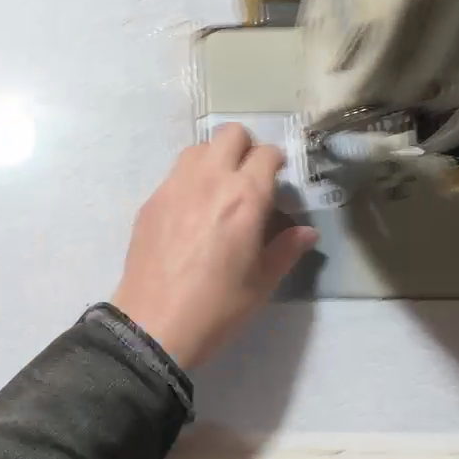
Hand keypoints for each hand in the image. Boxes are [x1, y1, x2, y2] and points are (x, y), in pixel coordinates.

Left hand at [112, 126, 318, 369]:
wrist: (155, 324)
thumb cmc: (217, 307)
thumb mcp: (262, 283)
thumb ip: (286, 249)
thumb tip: (307, 232)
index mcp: (245, 197)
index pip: (266, 154)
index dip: (276, 164)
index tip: (276, 182)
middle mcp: (209, 180)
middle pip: (230, 134)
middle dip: (245, 148)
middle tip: (248, 178)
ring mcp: (174, 186)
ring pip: (198, 148)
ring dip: (214, 159)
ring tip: (218, 191)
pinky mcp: (151, 200)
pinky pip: (174, 174)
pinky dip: (189, 180)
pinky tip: (191, 213)